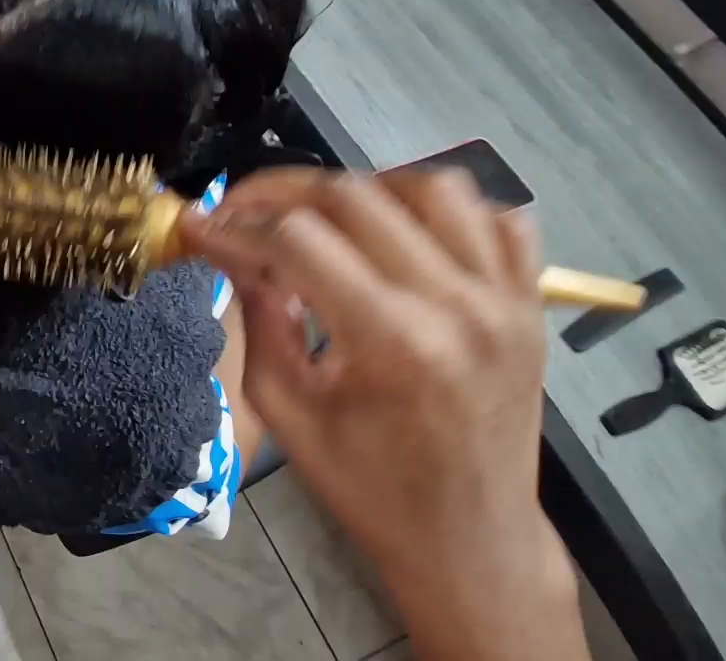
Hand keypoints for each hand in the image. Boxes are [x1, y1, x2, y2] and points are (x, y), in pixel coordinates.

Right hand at [178, 168, 582, 657]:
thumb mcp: (281, 404)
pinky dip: (440, 209)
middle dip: (275, 193)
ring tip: (317, 215)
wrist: (470, 539)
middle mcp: (457, 305)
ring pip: (429, 187)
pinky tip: (394, 231)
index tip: (196, 228)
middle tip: (237, 213)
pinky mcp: (529, 303)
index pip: (295, 238)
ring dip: (357, 188)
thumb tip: (226, 245)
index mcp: (391, 340)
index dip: (233, 226)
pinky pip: (497, 218)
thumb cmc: (362, 482)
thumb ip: (256, 312)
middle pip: (351, 196)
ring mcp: (506, 299)